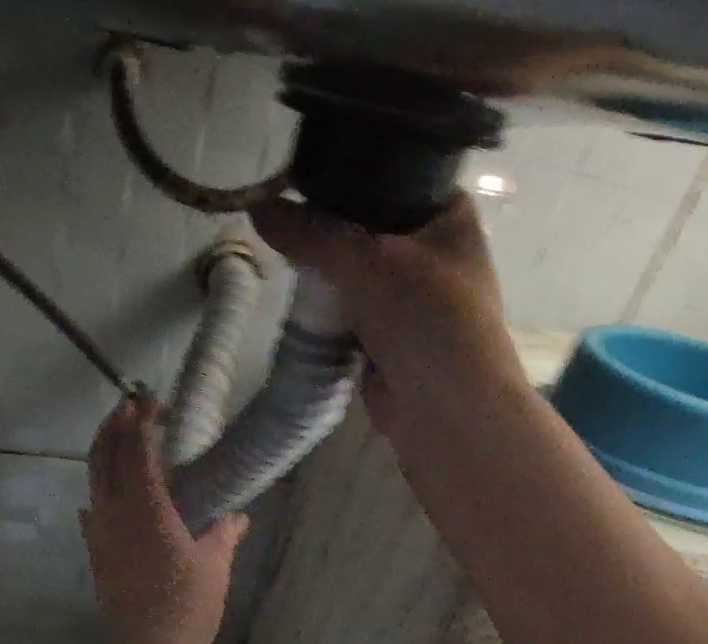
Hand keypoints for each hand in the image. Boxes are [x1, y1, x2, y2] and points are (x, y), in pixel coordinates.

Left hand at [82, 396, 248, 643]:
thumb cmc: (185, 607)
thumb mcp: (214, 565)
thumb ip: (224, 533)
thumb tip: (238, 515)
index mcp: (147, 508)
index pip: (138, 451)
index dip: (141, 421)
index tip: (151, 401)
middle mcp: (115, 513)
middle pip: (105, 457)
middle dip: (115, 426)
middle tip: (129, 406)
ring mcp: (100, 535)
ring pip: (94, 481)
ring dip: (103, 453)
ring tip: (117, 437)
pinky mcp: (96, 555)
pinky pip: (91, 513)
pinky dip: (97, 493)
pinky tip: (101, 499)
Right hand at [250, 195, 524, 434]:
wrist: (447, 409)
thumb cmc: (428, 318)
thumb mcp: (368, 262)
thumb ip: (311, 234)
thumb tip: (258, 209)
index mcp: (449, 215)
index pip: (397, 174)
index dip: (352, 169)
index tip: (303, 172)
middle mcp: (433, 250)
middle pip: (367, 225)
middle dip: (327, 227)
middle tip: (282, 216)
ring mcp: (410, 296)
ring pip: (353, 269)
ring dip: (323, 271)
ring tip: (281, 252)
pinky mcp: (386, 334)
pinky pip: (347, 308)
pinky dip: (326, 307)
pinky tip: (297, 297)